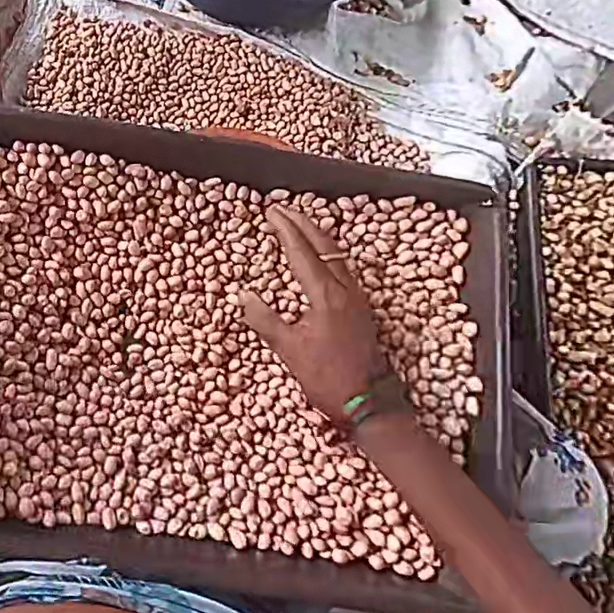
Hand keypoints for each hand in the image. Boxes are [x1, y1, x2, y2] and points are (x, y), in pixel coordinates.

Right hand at [239, 206, 387, 424]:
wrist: (369, 403)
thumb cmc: (327, 378)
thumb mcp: (288, 350)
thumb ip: (265, 319)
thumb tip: (243, 295)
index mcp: (326, 296)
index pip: (302, 253)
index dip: (285, 230)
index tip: (272, 212)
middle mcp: (345, 291)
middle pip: (325, 245)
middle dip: (303, 223)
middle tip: (284, 209)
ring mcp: (357, 299)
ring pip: (338, 254)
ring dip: (318, 235)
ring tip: (300, 225)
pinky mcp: (361, 309)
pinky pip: (344, 268)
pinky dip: (328, 253)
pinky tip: (321, 258)